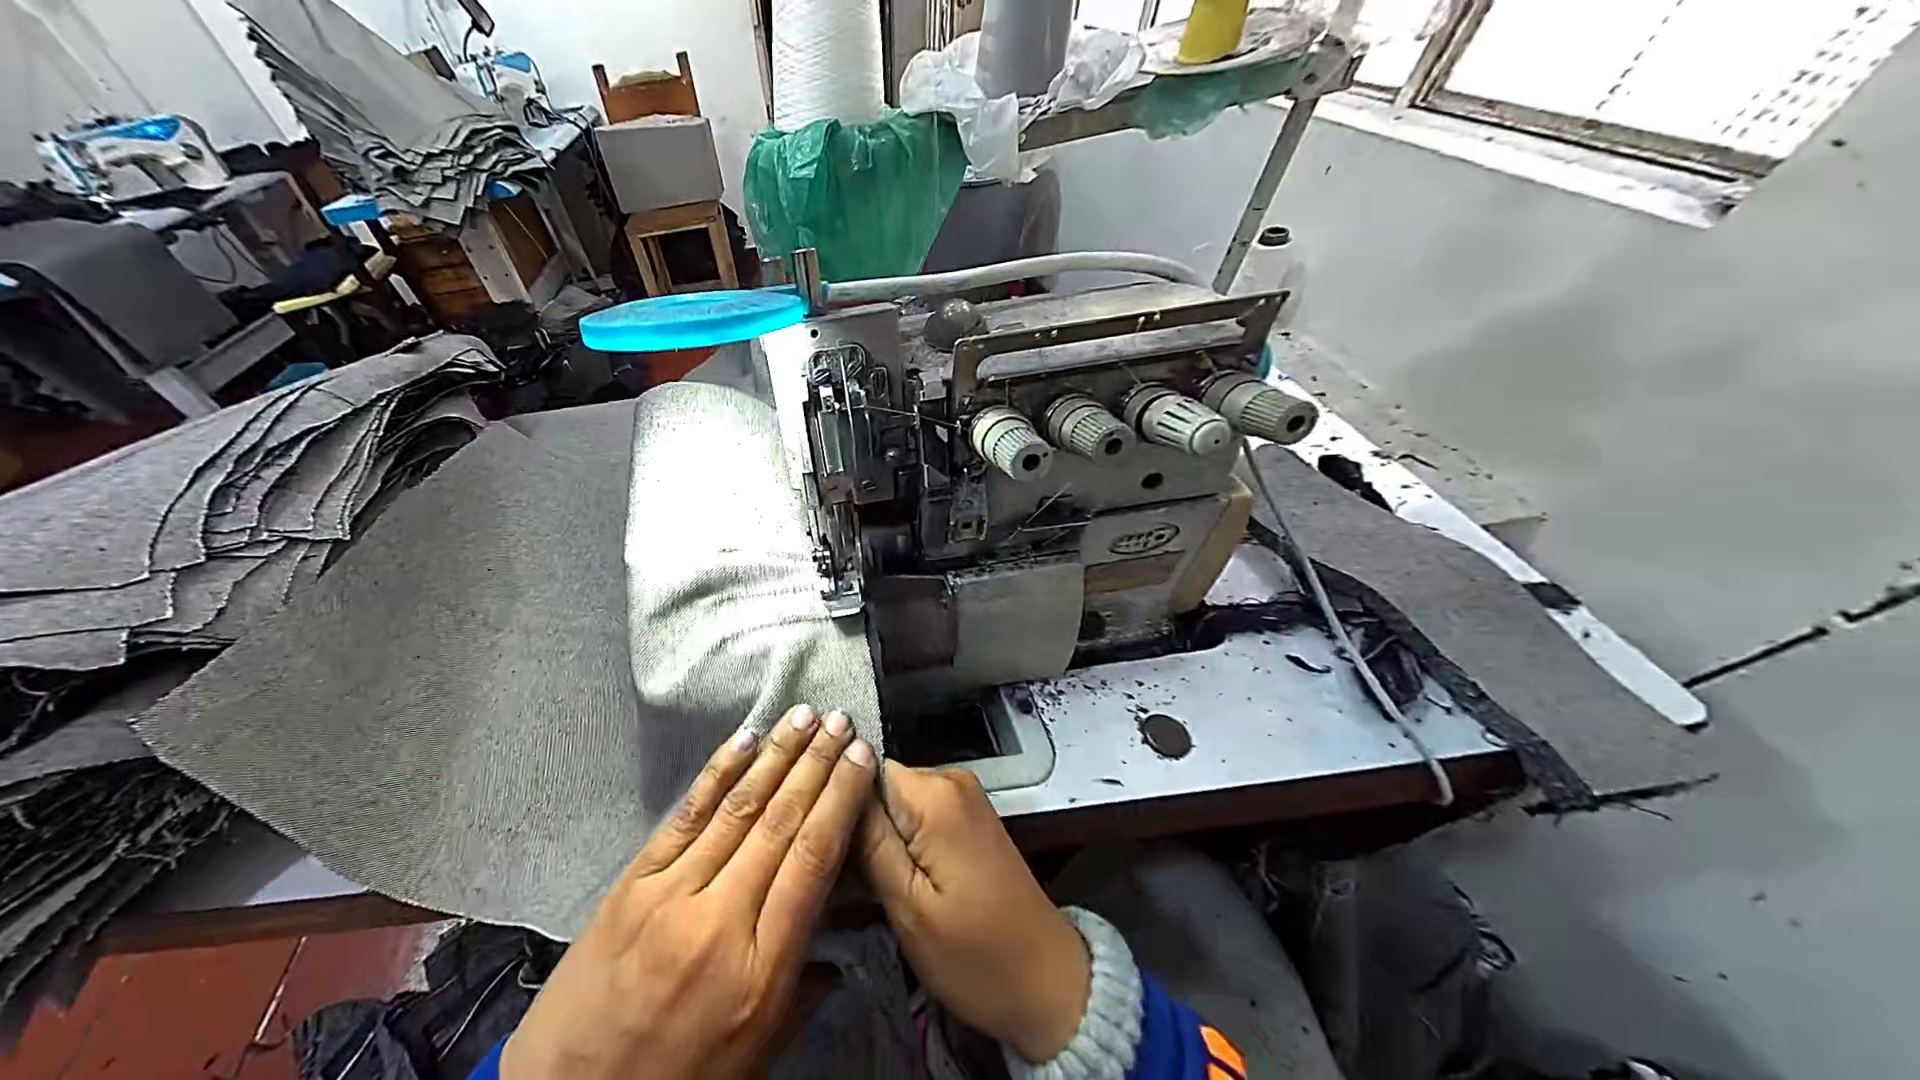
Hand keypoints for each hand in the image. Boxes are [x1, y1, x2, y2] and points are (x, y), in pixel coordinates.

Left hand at [502, 706, 876, 1079]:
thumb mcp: (759, 1049)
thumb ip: (806, 987)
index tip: (862, 759)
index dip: (840, 800)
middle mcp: (719, 918)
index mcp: (761, 966)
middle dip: (817, 765)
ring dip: (776, 756)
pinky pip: (685, 816)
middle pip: (780, 822)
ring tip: (804, 717)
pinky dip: (718, 773)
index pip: (813, 858)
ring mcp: (670, 894)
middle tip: (840, 722)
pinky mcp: (632, 883)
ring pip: (737, 808)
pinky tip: (744, 741)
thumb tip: (842, 942)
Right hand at [858, 763, 1091, 1063]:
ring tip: (873, 885)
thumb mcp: (909, 908)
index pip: (862, 771)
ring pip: (895, 802)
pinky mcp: (969, 816)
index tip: (828, 848)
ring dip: (880, 837)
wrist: (1045, 979)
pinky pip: (918, 814)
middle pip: (879, 785)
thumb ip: (870, 843)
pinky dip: (904, 842)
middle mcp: (951, 780)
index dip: (840, 807)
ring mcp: (963, 796)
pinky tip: (901, 880)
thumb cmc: (976, 954)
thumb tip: (840, 791)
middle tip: (851, 878)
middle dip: (861, 825)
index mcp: (935, 794)